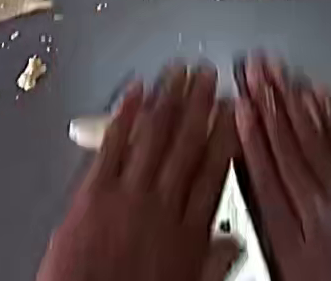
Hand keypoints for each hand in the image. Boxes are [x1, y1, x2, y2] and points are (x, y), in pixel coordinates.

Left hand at [37, 63, 240, 280]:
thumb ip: (211, 263)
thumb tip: (236, 243)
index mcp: (185, 233)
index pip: (212, 172)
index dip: (224, 135)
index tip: (231, 107)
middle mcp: (161, 206)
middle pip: (186, 144)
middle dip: (198, 104)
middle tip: (207, 73)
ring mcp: (128, 195)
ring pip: (154, 135)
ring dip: (167, 98)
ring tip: (177, 69)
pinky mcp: (94, 192)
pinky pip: (113, 144)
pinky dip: (125, 113)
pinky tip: (135, 89)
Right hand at [233, 55, 330, 280]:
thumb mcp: (295, 276)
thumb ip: (274, 230)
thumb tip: (257, 188)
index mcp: (293, 244)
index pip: (264, 176)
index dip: (249, 135)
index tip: (238, 104)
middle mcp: (319, 212)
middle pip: (286, 147)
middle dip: (267, 103)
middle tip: (254, 69)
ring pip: (313, 137)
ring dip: (292, 99)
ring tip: (277, 69)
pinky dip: (329, 116)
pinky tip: (317, 94)